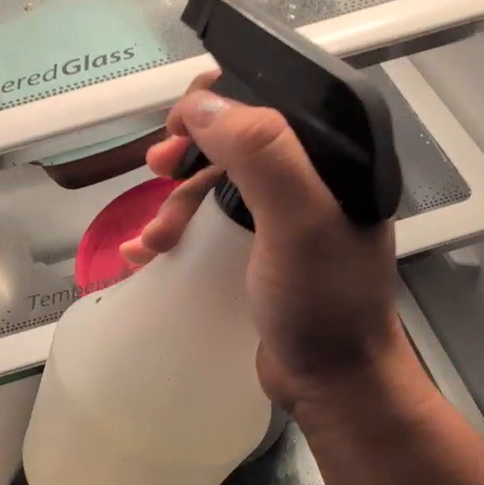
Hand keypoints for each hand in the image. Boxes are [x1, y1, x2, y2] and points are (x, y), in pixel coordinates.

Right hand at [122, 73, 419, 415]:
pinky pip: (213, 223)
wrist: (333, 385)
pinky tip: (147, 254)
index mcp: (337, 158)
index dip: (223, 99)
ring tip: (153, 239)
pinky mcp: (263, 251)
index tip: (181, 124)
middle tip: (157, 166)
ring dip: (176, 202)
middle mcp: (314, 179)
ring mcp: (287, 216)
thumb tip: (201, 105)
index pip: (276, 100)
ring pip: (218, 183)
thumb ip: (260, 154)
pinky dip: (179, 232)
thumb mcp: (298, 222)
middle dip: (190, 152)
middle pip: (239, 139)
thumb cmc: (323, 302)